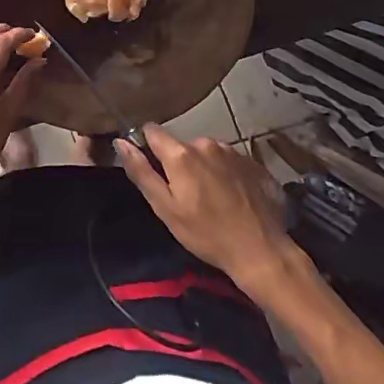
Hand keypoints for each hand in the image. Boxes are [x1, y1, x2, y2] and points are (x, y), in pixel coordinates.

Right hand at [116, 125, 307, 301]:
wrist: (262, 252)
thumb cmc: (206, 233)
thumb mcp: (165, 208)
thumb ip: (141, 171)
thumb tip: (120, 142)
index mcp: (181, 154)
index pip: (152, 131)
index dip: (148, 145)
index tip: (152, 166)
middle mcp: (207, 144)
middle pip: (182, 145)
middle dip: (180, 162)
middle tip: (186, 194)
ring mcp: (234, 152)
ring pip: (207, 153)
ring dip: (204, 167)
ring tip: (212, 197)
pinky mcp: (255, 164)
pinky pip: (231, 161)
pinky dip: (227, 174)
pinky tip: (233, 198)